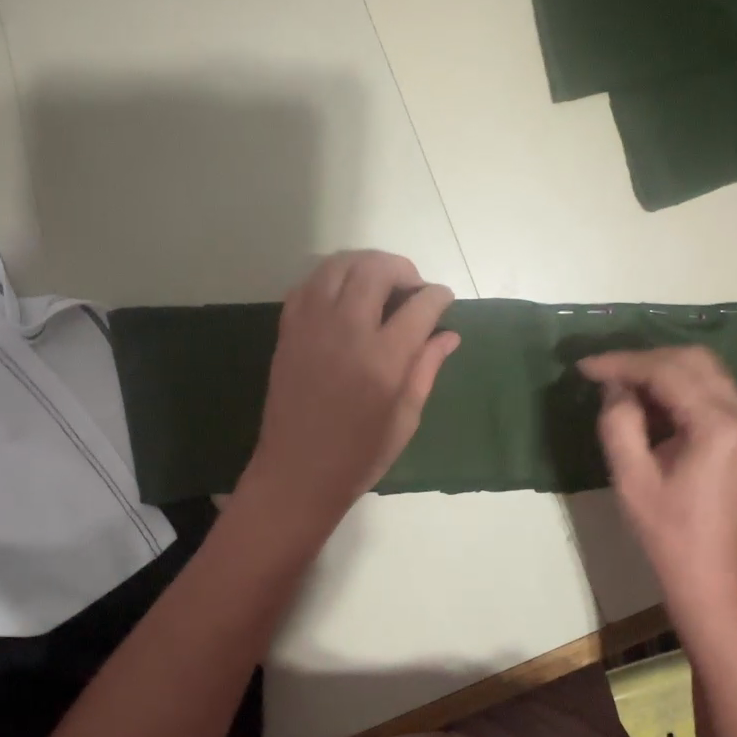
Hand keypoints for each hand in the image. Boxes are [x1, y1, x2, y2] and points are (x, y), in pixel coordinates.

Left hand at [237, 251, 459, 535]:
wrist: (298, 472)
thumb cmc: (360, 455)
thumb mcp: (406, 418)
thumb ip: (426, 368)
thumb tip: (447, 334)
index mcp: (383, 359)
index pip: (420, 305)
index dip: (438, 297)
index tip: (443, 300)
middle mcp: (347, 332)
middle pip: (376, 270)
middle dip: (402, 269)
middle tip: (412, 289)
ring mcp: (312, 327)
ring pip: (338, 266)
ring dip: (365, 264)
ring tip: (379, 284)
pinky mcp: (289, 331)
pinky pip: (309, 285)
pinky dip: (331, 279)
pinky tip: (344, 297)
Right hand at [580, 347, 736, 602]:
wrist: (707, 569)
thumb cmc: (666, 529)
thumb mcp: (631, 477)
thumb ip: (619, 423)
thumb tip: (614, 387)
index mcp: (717, 425)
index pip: (667, 371)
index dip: (622, 363)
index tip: (584, 367)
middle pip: (692, 359)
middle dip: (643, 360)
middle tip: (603, 374)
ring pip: (703, 370)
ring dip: (660, 369)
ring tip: (620, 386)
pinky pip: (709, 389)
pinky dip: (676, 386)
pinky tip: (646, 402)